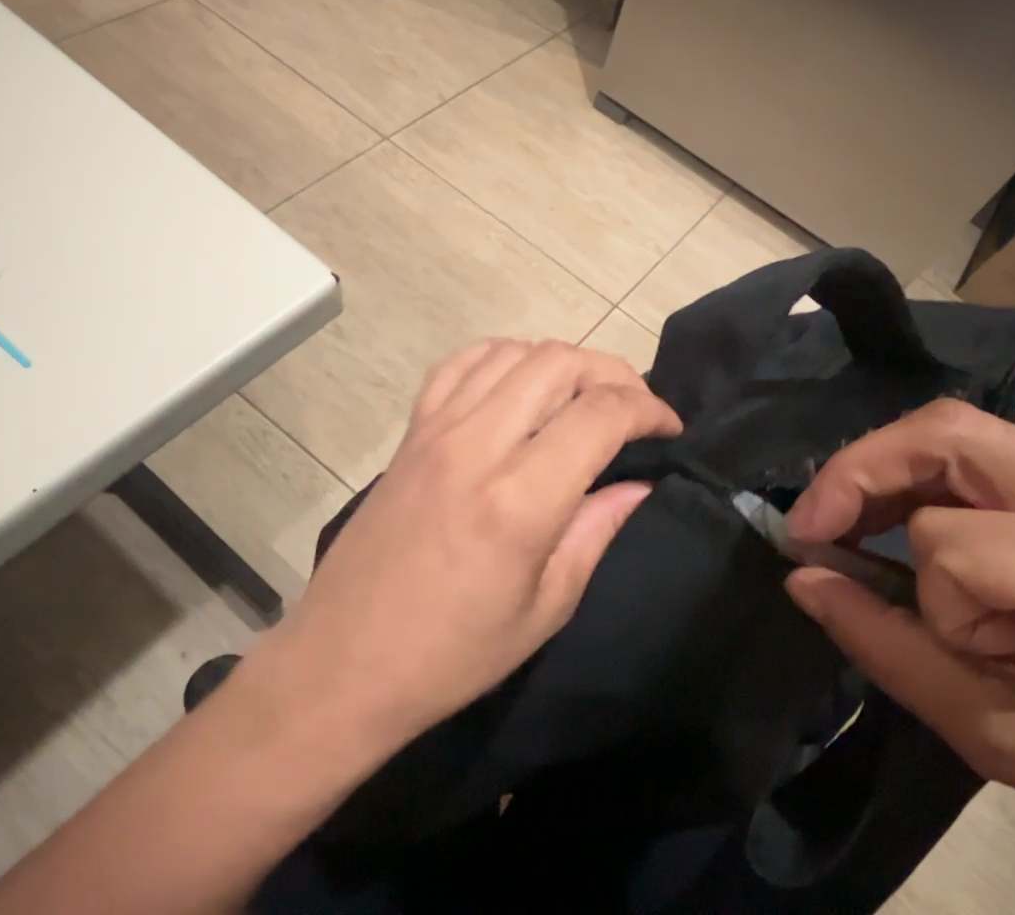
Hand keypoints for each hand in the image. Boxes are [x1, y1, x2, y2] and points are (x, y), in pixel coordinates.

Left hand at [252, 339, 681, 744]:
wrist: (344, 662)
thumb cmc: (453, 653)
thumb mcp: (546, 607)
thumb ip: (597, 531)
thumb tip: (640, 483)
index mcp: (519, 499)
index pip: (601, 414)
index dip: (650, 410)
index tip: (670, 430)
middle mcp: (476, 446)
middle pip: (559, 363)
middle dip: (613, 374)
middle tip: (635, 410)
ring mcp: (435, 431)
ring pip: (512, 352)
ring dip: (562, 362)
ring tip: (584, 397)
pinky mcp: (409, 434)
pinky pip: (459, 365)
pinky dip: (503, 358)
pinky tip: (520, 386)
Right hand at [780, 399, 1014, 865]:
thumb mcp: (987, 730)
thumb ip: (883, 645)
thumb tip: (803, 578)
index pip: (954, 540)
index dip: (915, 588)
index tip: (914, 636)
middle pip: (949, 432)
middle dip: (860, 473)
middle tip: (811, 530)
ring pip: (956, 433)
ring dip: (886, 474)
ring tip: (846, 528)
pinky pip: (977, 457)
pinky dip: (918, 482)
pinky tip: (896, 525)